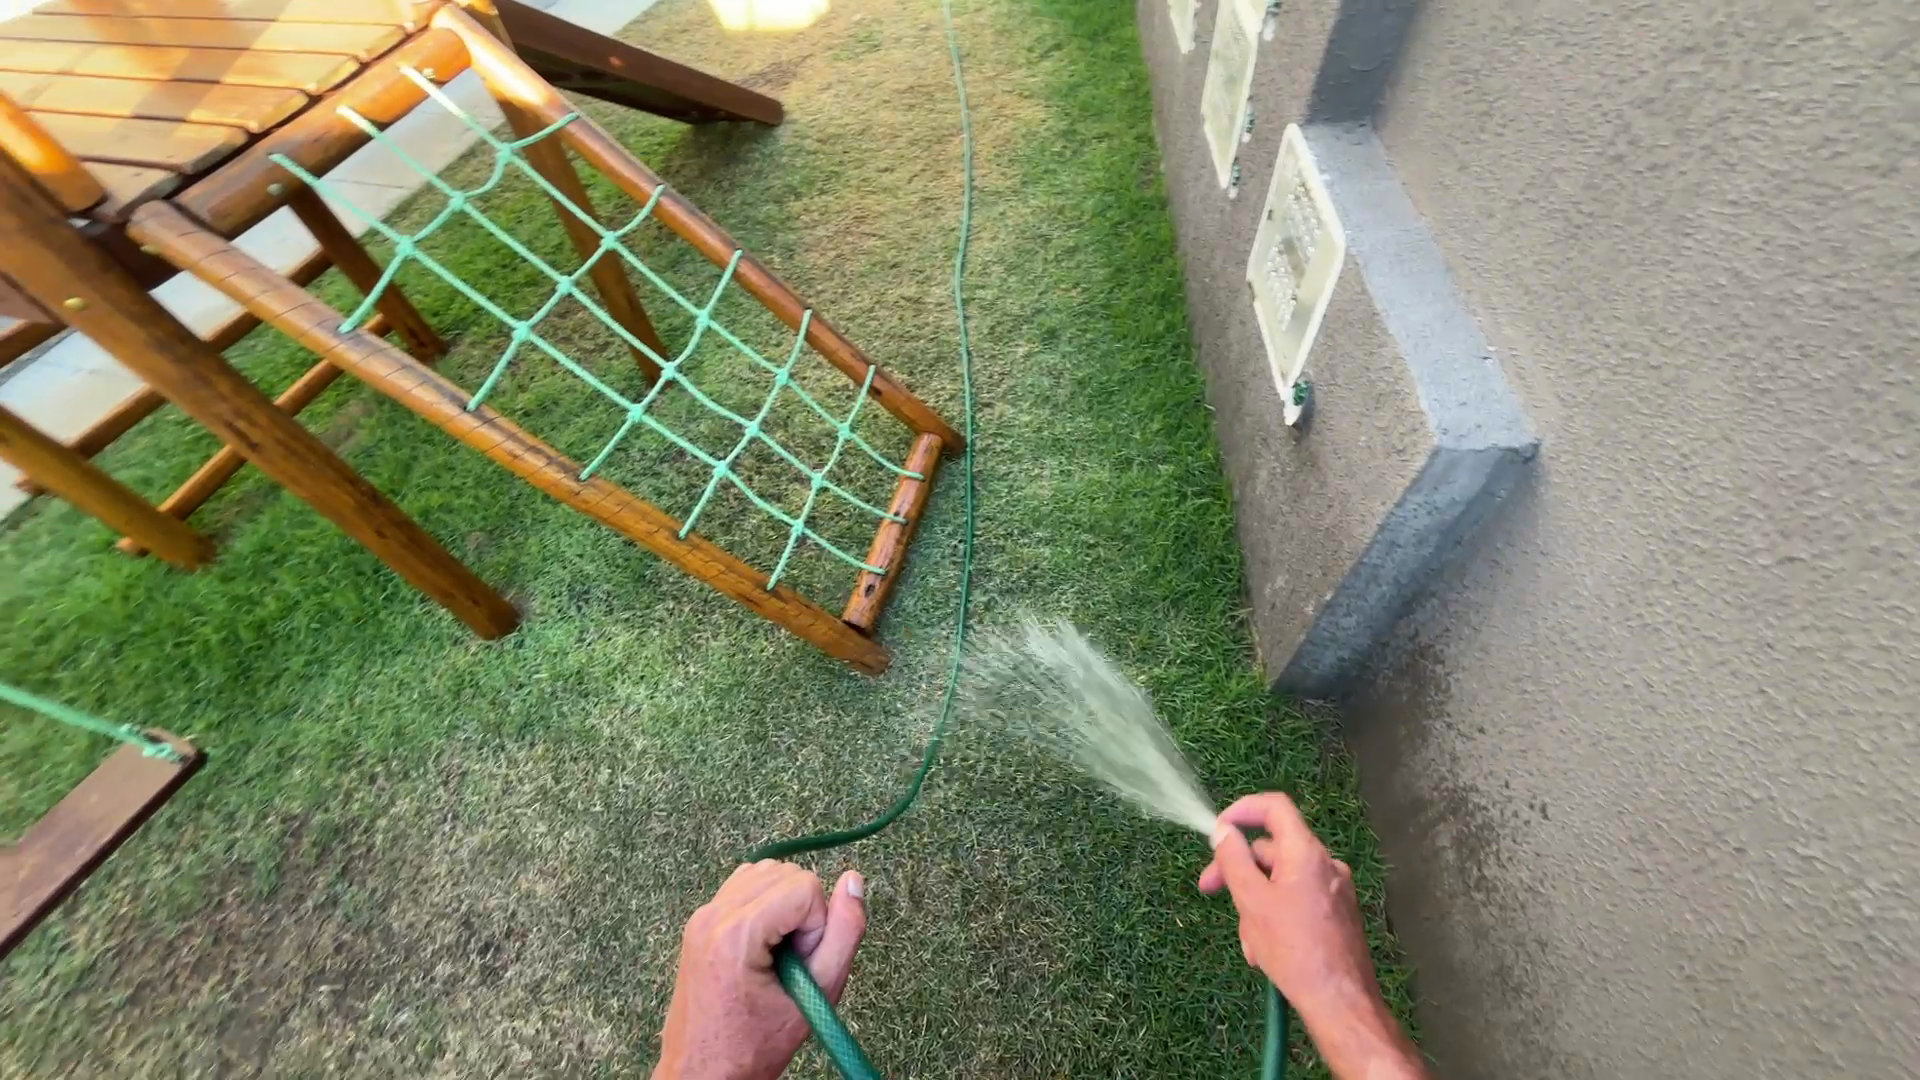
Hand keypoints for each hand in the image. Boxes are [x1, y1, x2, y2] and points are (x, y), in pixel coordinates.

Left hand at [654, 860, 866, 1079]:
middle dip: (803, 912)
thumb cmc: (756, 1045)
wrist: (702, 1075)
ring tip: (778, 951)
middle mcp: (714, 913)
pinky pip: (748, 880)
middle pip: (788, 873)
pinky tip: (765, 938)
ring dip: (786, 902)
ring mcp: (704, 912)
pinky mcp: (702, 917)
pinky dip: (767, 899)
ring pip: (770, 870)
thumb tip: (853, 879)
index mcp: (736, 933)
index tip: (802, 965)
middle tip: (792, 961)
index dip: (817, 925)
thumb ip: (845, 933)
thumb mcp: (817, 996)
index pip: (805, 886)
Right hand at [1200, 793, 1427, 1079]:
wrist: (1342, 1005)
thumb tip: (1224, 830)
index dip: (1241, 810)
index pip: (1273, 807)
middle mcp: (1325, 864)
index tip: (1218, 831)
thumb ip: (1233, 858)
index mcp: (1306, 852)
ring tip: (1248, 940)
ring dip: (1255, 902)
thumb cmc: (1294, 949)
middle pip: (1271, 848)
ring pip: (1280, 880)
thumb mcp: (1251, 900)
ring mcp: (1334, 890)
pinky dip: (1275, 915)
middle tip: (1209, 888)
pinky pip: (1296, 900)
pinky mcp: (1337, 915)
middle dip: (1238, 869)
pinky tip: (1264, 949)